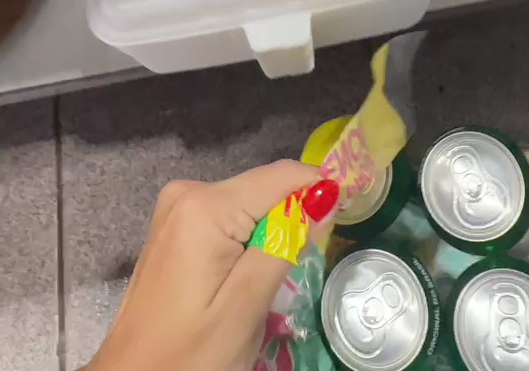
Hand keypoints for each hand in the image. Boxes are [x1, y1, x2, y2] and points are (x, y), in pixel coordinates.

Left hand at [89, 161, 335, 370]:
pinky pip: (227, 216)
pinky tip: (249, 275)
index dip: (320, 185)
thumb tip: (326, 194)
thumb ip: (285, 243)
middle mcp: (188, 190)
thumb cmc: (189, 355)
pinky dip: (247, 238)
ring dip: (271, 231)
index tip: (353, 203)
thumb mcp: (246, 306)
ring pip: (247, 203)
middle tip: (313, 260)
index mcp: (205, 205)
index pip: (280, 175)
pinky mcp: (175, 224)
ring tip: (279, 277)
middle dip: (293, 215)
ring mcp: (177, 206)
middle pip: (263, 188)